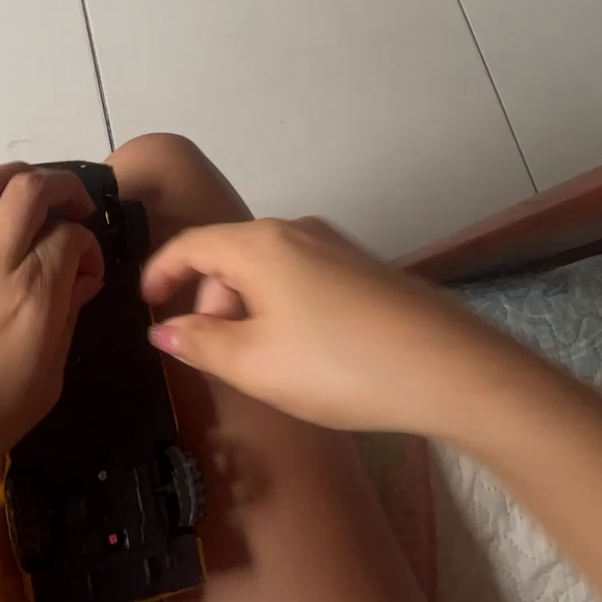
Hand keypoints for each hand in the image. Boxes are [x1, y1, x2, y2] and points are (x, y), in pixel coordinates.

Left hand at [0, 164, 105, 486]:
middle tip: (72, 207)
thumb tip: (78, 282)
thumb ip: (66, 321)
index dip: (90, 247)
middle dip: (61, 185)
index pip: (72, 235)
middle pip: (30, 188)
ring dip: (8, 177)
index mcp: (35, 290)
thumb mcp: (49, 380)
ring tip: (24, 192)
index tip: (88, 275)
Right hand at [142, 217, 532, 437]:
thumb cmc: (339, 366)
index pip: (190, 245)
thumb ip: (198, 343)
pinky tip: (305, 351)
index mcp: (259, 244)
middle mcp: (295, 230)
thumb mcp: (254, 364)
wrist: (456, 371)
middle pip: (229, 257)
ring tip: (263, 361)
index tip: (145, 301)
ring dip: (247, 308)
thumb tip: (163, 330)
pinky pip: (302, 277)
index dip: (160, 272)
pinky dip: (282, 306)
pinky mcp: (366, 268)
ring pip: (267, 269)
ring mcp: (336, 245)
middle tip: (216, 354)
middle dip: (210, 302)